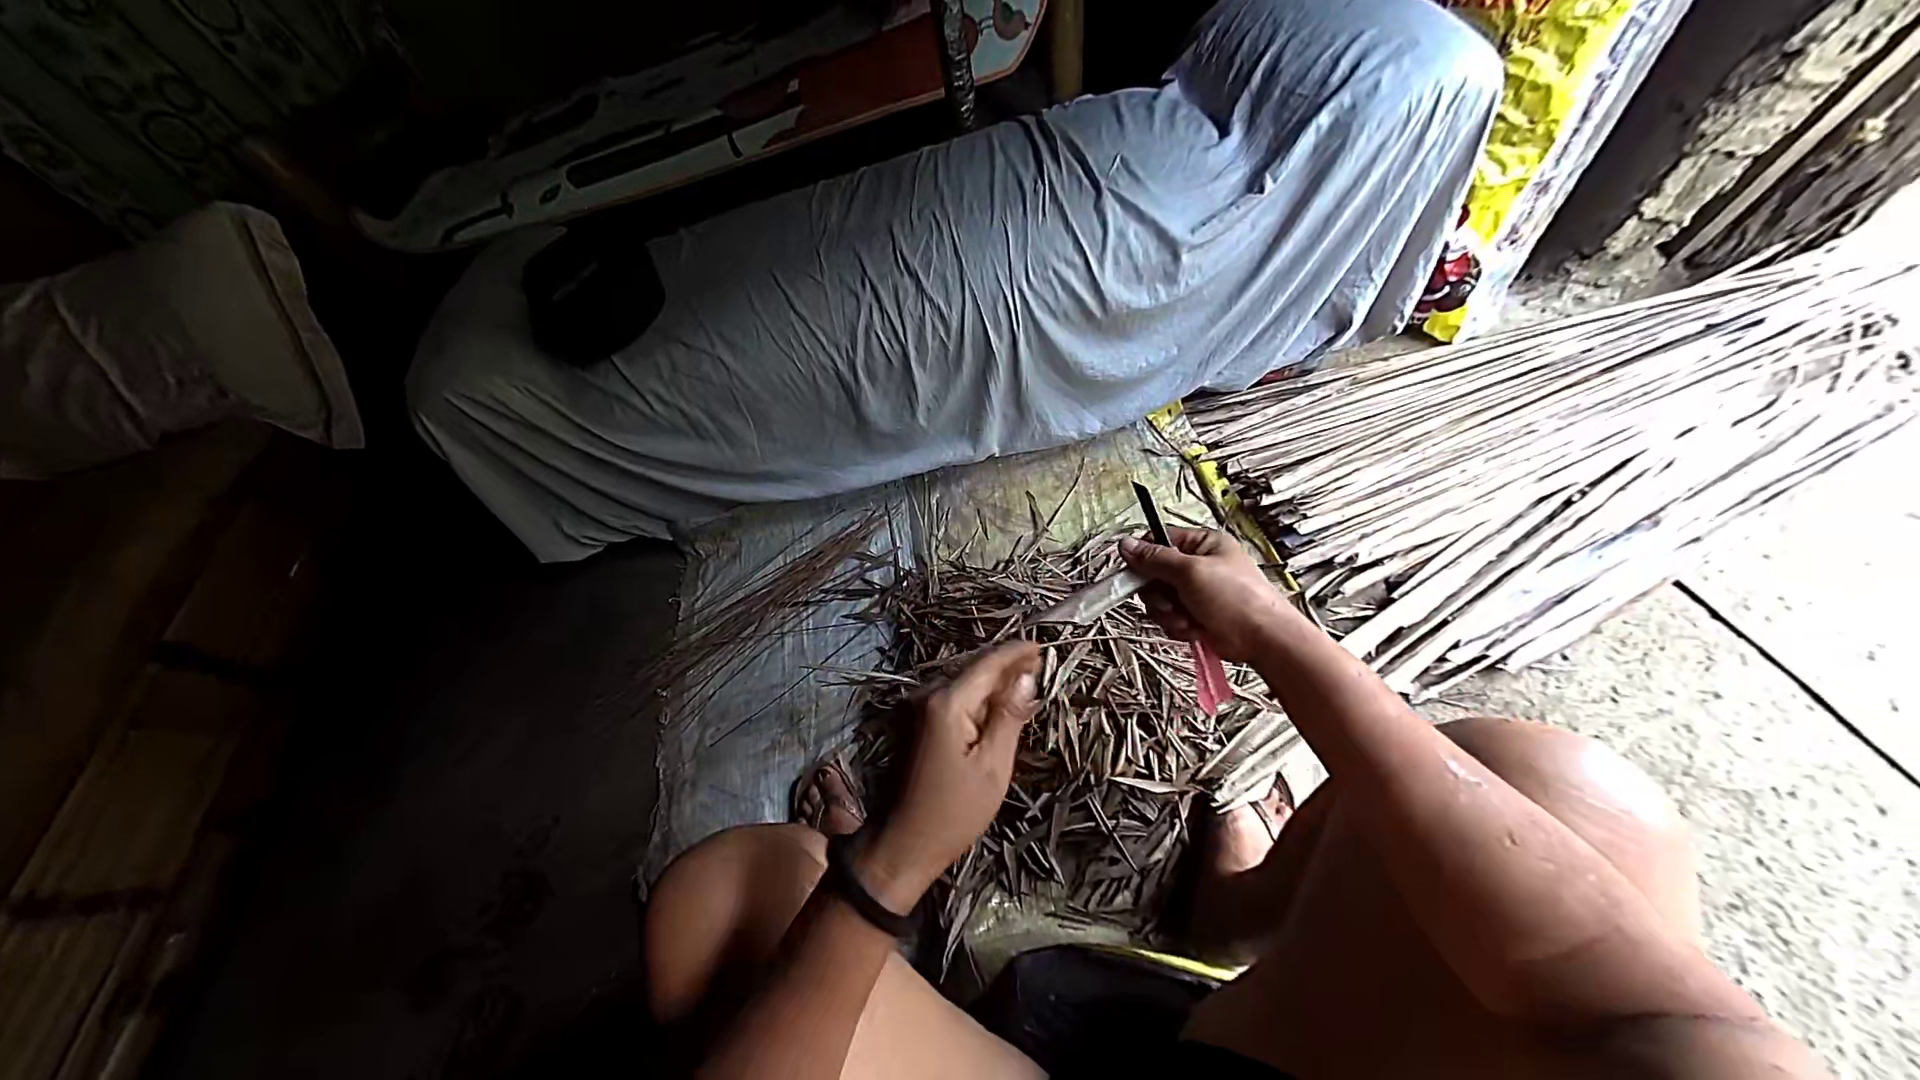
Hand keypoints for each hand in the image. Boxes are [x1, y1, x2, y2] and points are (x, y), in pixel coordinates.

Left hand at [858, 642, 1040, 911]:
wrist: (903, 844)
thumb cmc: (954, 812)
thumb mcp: (993, 766)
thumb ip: (1009, 716)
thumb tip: (1026, 676)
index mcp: (947, 703)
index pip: (987, 664)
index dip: (1015, 652)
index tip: (1041, 646)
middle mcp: (928, 695)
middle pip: (974, 669)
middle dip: (1007, 664)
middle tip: (1040, 663)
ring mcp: (919, 708)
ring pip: (965, 682)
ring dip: (994, 680)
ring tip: (1026, 679)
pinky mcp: (918, 723)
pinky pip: (955, 699)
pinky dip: (979, 697)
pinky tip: (998, 704)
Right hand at [1119, 527, 1294, 661]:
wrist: (1263, 640)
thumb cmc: (1240, 599)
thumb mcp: (1191, 571)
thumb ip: (1155, 558)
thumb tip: (1128, 545)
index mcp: (1202, 544)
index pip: (1159, 540)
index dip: (1143, 556)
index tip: (1133, 570)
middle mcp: (1199, 566)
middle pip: (1154, 574)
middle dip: (1158, 592)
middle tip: (1171, 599)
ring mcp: (1197, 592)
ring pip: (1159, 599)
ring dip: (1168, 612)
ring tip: (1187, 616)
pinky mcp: (1195, 615)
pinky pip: (1169, 617)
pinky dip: (1177, 625)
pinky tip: (1194, 627)